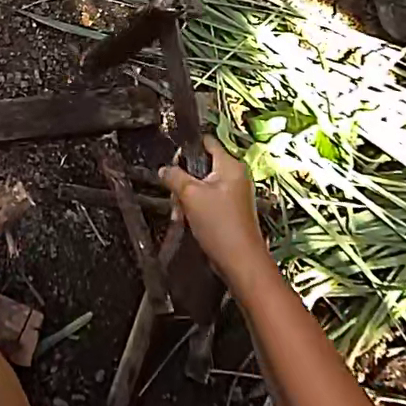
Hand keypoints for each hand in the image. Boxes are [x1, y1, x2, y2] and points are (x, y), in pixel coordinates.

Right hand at [160, 137, 271, 283]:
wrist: (241, 263)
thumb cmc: (218, 224)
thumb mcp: (190, 195)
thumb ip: (174, 176)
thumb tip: (164, 169)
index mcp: (231, 165)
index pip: (206, 142)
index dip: (187, 147)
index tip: (171, 159)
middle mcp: (235, 176)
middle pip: (201, 165)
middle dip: (184, 177)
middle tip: (174, 192)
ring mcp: (234, 194)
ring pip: (201, 184)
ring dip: (187, 195)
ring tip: (180, 211)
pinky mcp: (231, 210)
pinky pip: (207, 199)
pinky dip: (196, 206)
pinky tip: (187, 220)